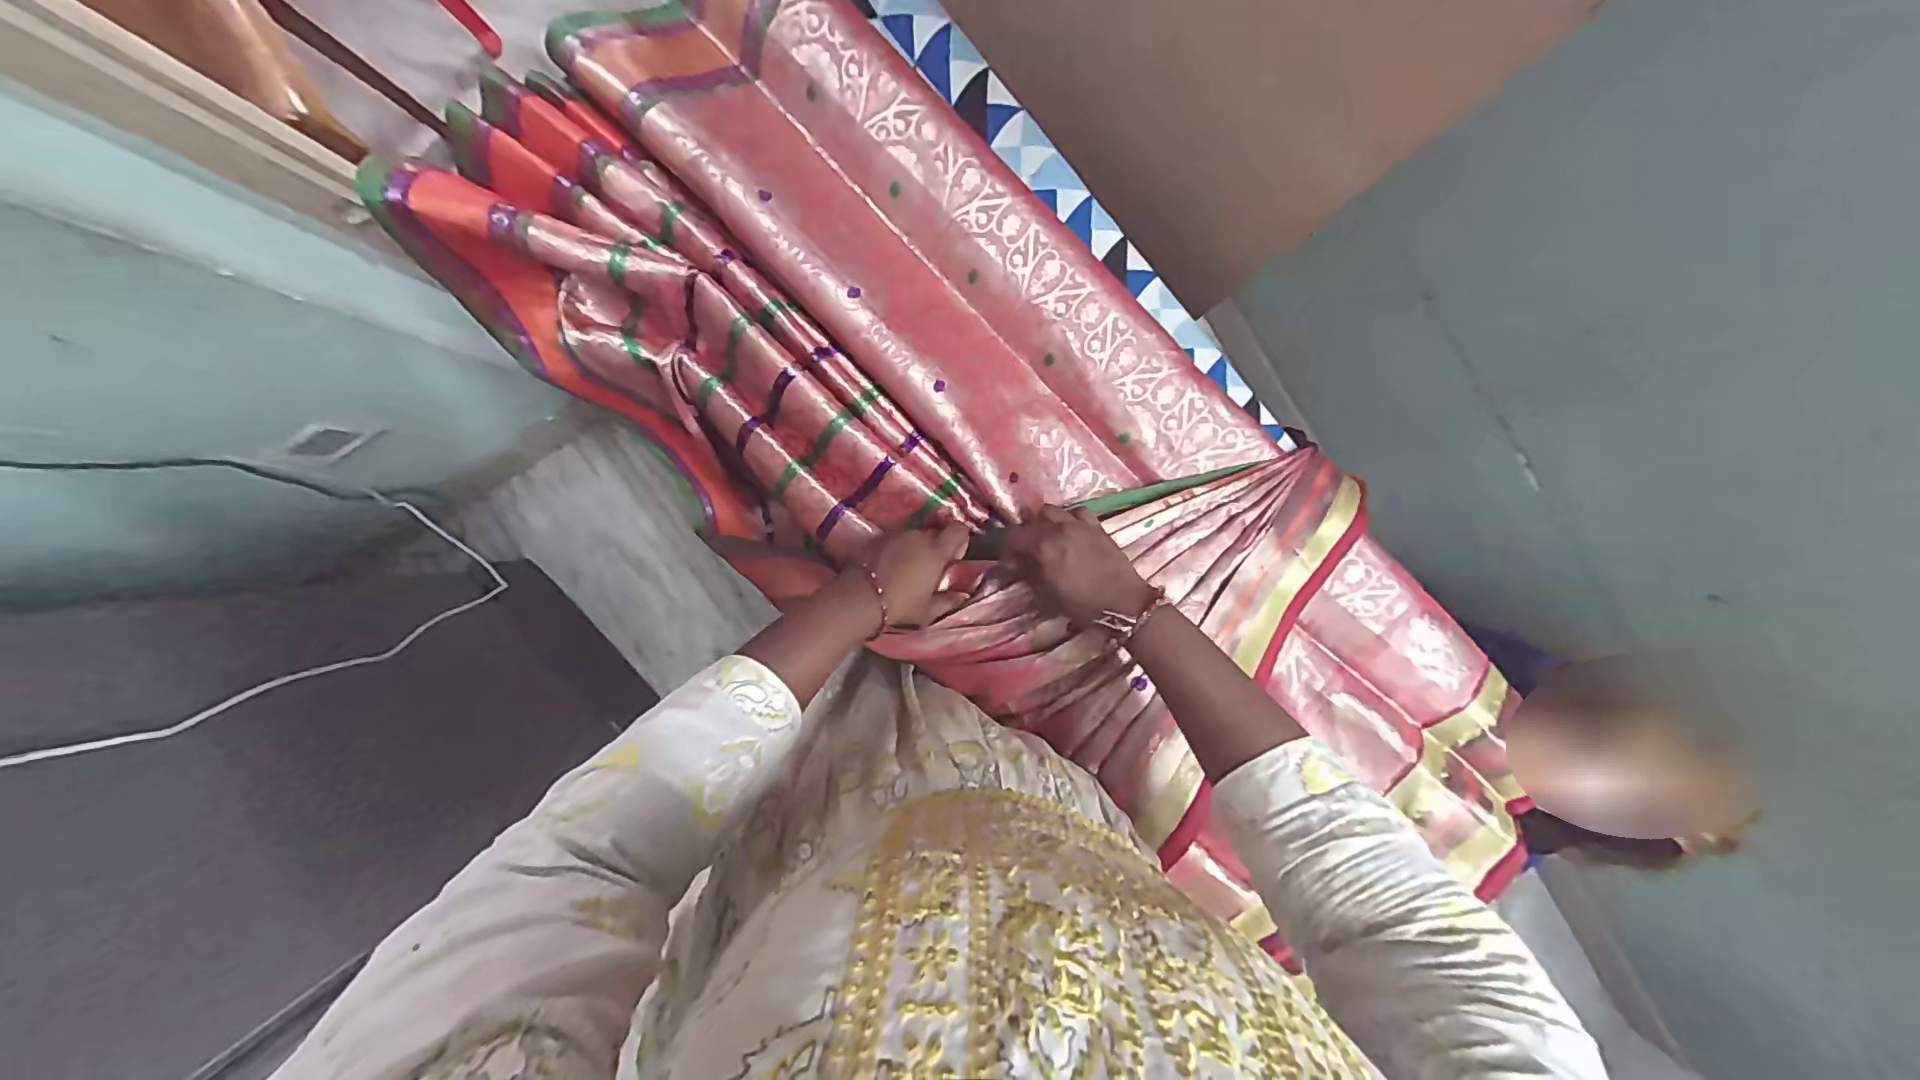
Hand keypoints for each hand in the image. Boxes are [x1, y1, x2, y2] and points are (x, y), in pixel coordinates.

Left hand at [844, 523, 969, 630]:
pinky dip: (894, 549)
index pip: (957, 531)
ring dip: (913, 547)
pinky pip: (892, 540)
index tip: (955, 552)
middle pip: (933, 533)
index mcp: (936, 551)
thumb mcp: (927, 611)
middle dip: (934, 545)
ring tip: (906, 567)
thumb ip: (947, 601)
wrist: (859, 598)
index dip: (959, 538)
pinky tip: (887, 566)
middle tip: (930, 566)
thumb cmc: (900, 606)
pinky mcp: (875, 538)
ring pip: (911, 536)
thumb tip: (961, 596)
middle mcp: (918, 537)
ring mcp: (895, 535)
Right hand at [1002, 505, 1156, 623]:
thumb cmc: (1081, 604)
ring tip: (1048, 536)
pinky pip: (1077, 512)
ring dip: (1045, 521)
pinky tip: (1071, 530)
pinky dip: (1069, 518)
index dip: (1004, 545)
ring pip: (1053, 510)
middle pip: (1031, 519)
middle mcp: (1058, 529)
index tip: (1007, 557)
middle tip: (1026, 547)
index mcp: (1042, 546)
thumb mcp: (1046, 595)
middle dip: (1025, 531)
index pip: (1012, 535)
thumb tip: (1015, 560)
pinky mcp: (1096, 526)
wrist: (1122, 601)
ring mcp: (1078, 524)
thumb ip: (1027, 573)